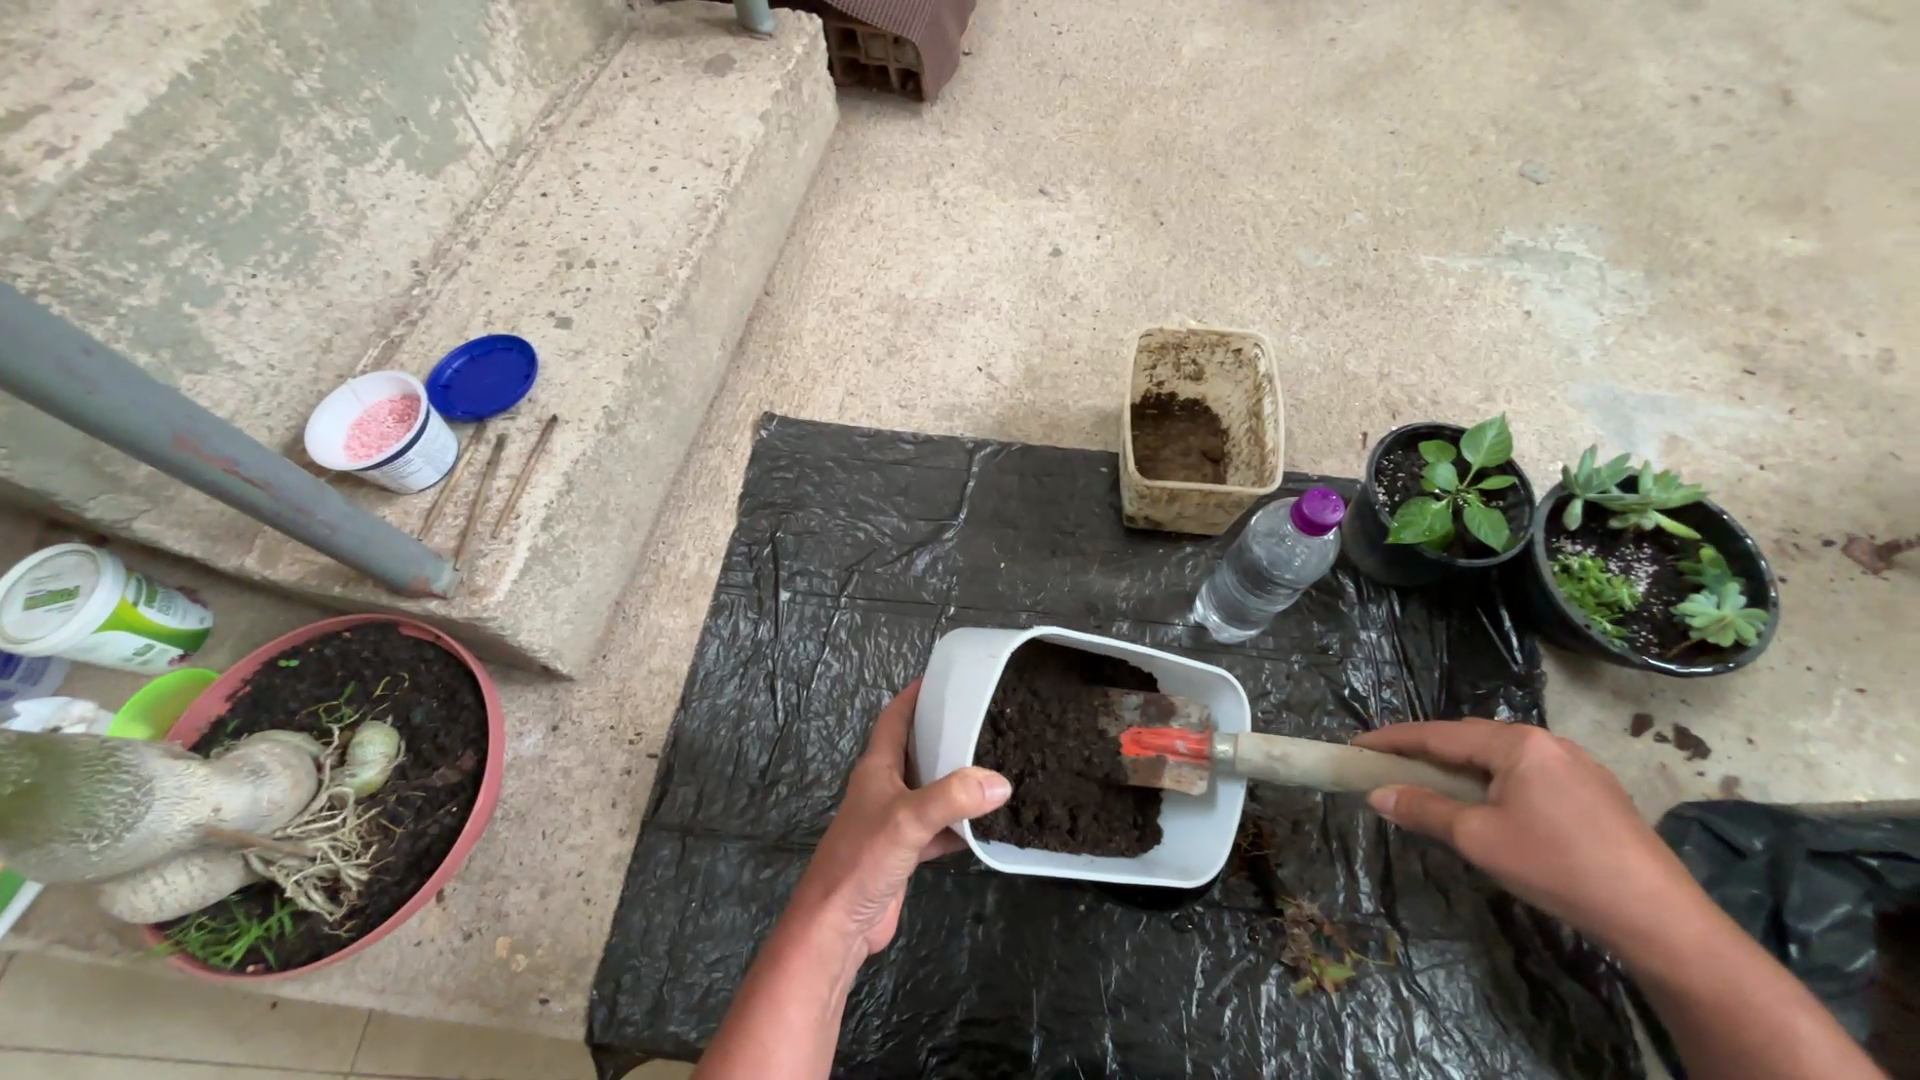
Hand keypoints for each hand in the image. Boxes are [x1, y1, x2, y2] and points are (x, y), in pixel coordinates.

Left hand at [785, 681, 1011, 962]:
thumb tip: (1000, 782)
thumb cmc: (861, 861)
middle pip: (916, 751)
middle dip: (945, 734)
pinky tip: (987, 826)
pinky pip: (938, 829)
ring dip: (956, 781)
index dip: (915, 695)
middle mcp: (884, 790)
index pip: (894, 719)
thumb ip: (952, 798)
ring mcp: (893, 823)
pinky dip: (960, 826)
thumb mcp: (907, 820)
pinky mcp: (904, 854)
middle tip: (985, 722)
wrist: (836, 926)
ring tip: (994, 767)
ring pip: (930, 791)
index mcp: (877, 769)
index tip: (945, 679)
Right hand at [1353, 719, 1703, 952]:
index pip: (1438, 733)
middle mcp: (1547, 741)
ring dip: (1460, 766)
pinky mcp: (1594, 790)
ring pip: (1500, 755)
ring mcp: (1576, 764)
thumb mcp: (1477, 839)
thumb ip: (1423, 810)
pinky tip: (1487, 803)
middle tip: (1388, 766)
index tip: (1356, 745)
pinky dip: (1492, 780)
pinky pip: (1526, 772)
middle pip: (1470, 737)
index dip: (1393, 739)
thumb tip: (1377, 794)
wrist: (1655, 915)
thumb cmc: (1556, 867)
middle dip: (1426, 749)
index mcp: (1517, 744)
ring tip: (1430, 784)